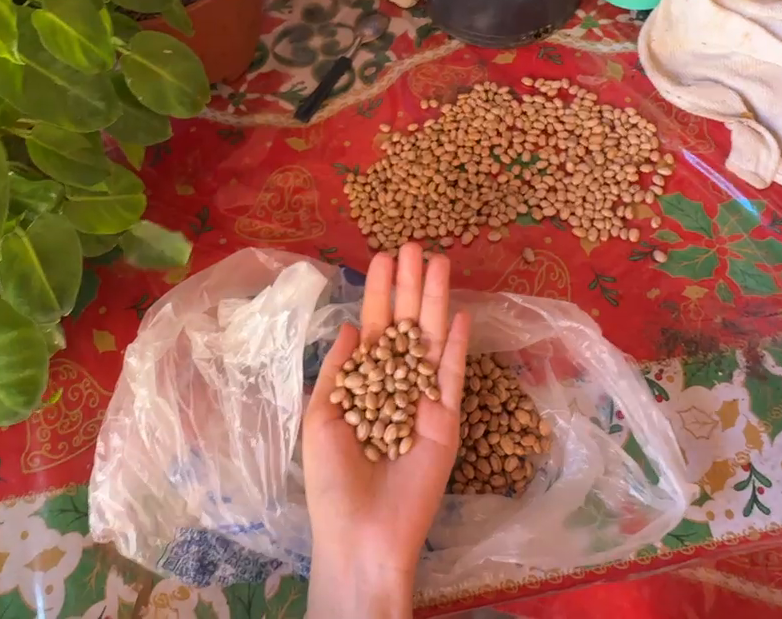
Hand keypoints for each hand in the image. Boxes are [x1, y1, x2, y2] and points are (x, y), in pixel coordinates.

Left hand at [303, 244, 469, 617]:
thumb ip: (339, 368)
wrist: (360, 536)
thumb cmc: (331, 480)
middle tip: (416, 245)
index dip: (380, 292)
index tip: (385, 256)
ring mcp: (424, 401)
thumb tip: (352, 324)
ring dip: (435, 302)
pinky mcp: (447, 422)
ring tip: (440, 263)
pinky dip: (457, 347)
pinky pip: (453, 378)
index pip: (376, 326)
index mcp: (365, 383)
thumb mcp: (322, 416)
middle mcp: (396, 384)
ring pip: (432, 341)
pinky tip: (459, 315)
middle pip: (407, 325)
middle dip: (411, 285)